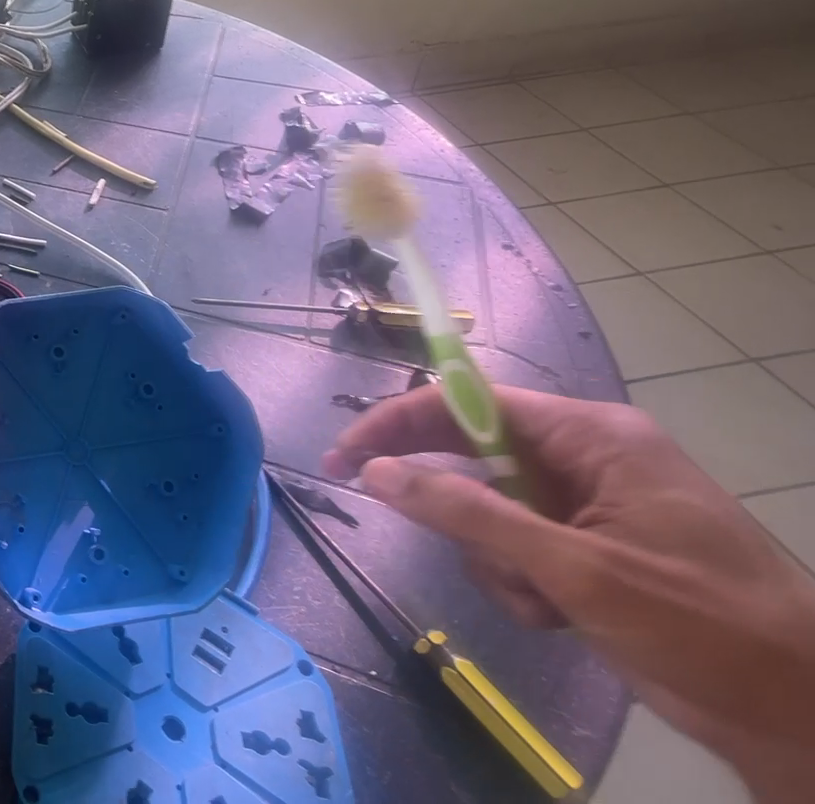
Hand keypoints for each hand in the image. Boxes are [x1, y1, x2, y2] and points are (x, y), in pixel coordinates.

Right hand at [325, 385, 814, 802]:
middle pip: (469, 450)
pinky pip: (508, 546)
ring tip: (536, 598)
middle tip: (372, 497)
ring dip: (488, 556)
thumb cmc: (700, 623)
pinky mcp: (583, 549)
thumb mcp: (574, 566)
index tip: (347, 455)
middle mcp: (583, 459)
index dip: (399, 421)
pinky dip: (514, 581)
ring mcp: (584, 506)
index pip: (470, 403)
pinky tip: (555, 615)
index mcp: (593, 438)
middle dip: (439, 493)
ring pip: (482, 508)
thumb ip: (468, 513)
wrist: (796, 713)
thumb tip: (374, 471)